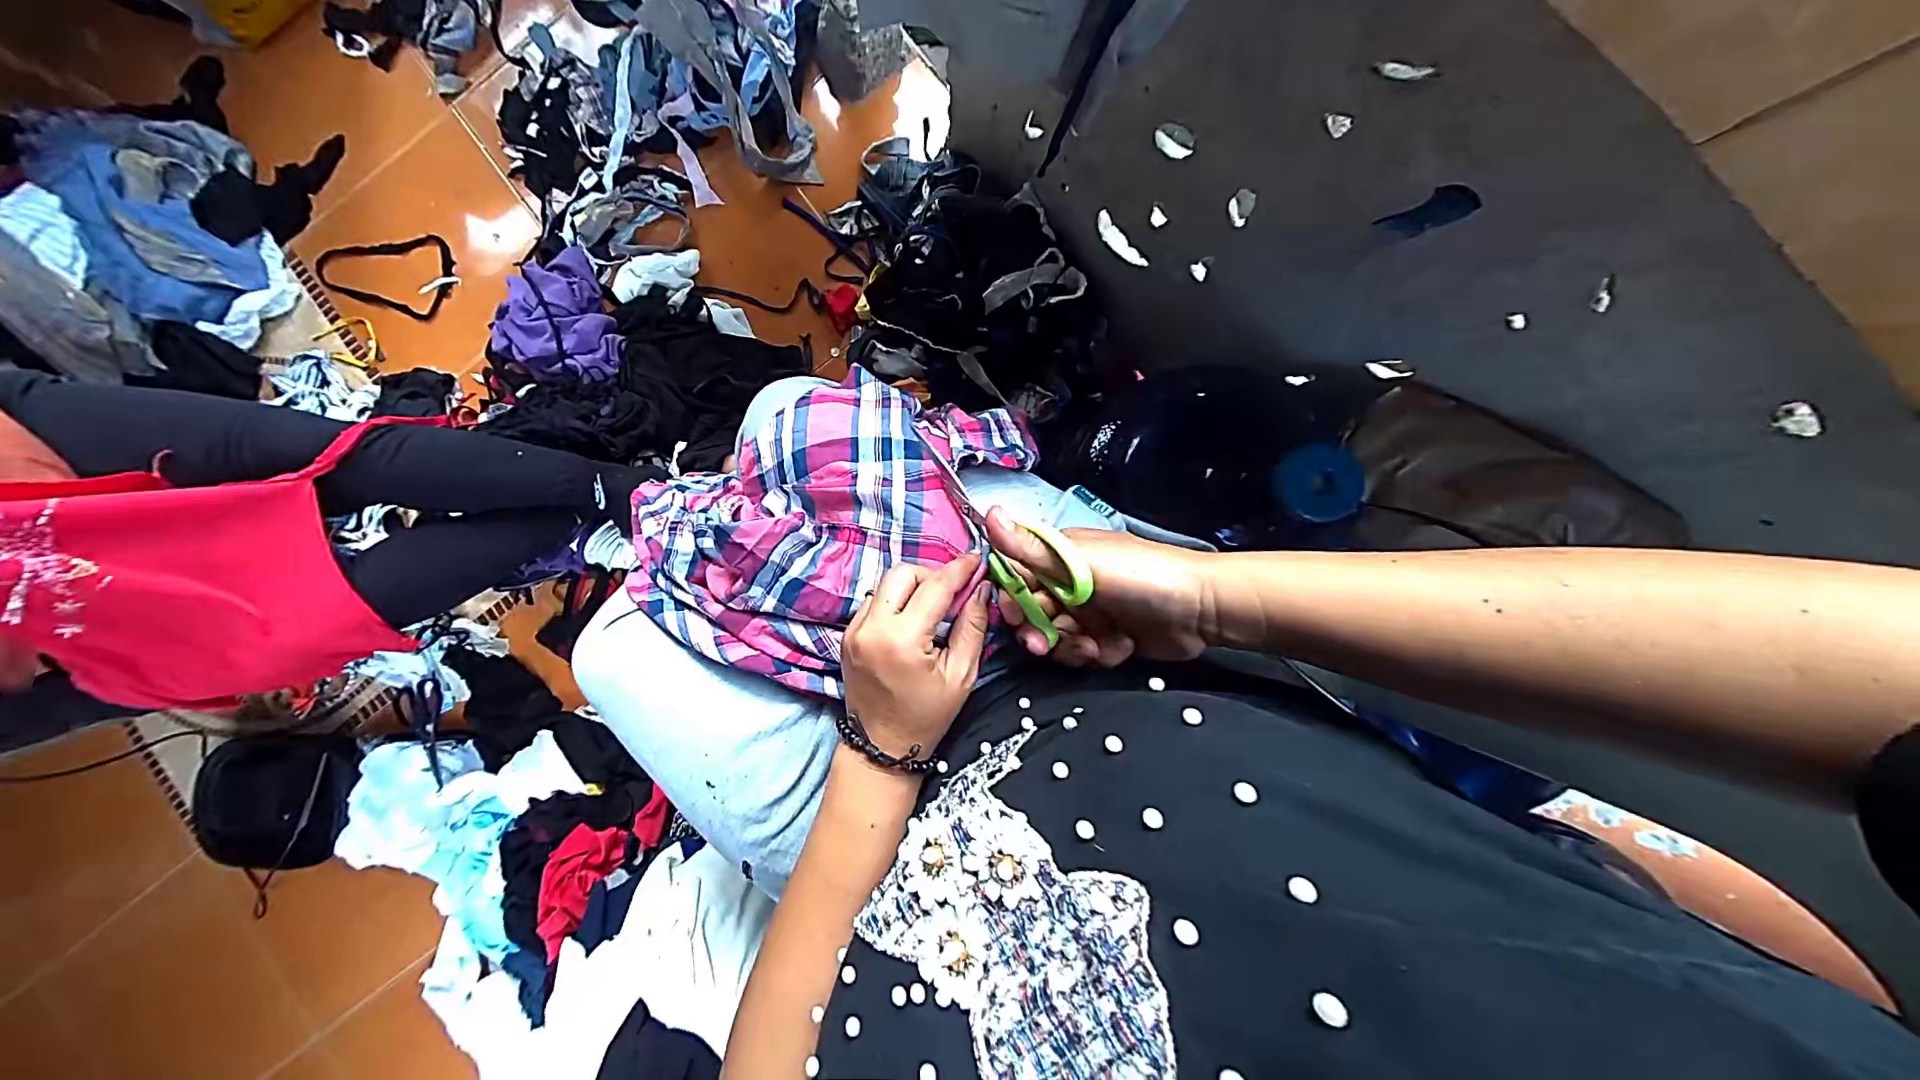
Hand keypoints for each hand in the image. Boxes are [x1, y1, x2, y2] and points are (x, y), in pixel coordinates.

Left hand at [842, 553, 991, 761]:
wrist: (881, 746)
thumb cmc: (927, 715)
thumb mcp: (961, 674)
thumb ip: (973, 626)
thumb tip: (981, 588)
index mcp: (902, 640)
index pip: (935, 587)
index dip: (960, 569)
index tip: (977, 560)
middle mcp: (872, 628)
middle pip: (903, 572)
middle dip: (932, 575)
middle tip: (953, 592)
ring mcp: (854, 631)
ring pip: (886, 583)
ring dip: (913, 587)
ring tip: (934, 608)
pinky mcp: (847, 635)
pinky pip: (874, 601)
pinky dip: (896, 602)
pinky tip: (912, 621)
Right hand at [985, 507, 1212, 666]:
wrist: (1202, 610)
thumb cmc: (1141, 577)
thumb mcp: (1082, 562)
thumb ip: (1032, 547)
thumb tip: (989, 513)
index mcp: (1062, 557)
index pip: (1019, 577)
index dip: (1012, 598)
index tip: (1015, 614)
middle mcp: (1072, 583)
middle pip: (1034, 613)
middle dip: (1037, 631)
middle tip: (1045, 642)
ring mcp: (1091, 611)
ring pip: (1056, 637)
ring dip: (1069, 646)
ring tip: (1092, 646)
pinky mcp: (1107, 637)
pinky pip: (1083, 652)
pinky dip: (1097, 654)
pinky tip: (1118, 647)